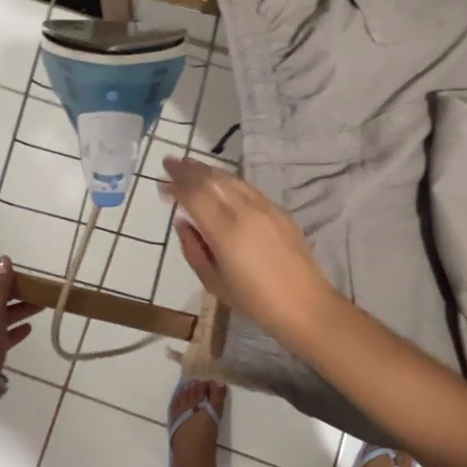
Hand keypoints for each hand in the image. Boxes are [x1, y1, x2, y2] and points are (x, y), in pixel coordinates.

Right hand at [161, 157, 339, 342]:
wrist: (304, 304)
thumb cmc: (254, 300)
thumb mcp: (213, 282)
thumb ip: (193, 249)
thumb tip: (183, 223)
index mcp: (225, 231)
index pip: (194, 196)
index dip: (176, 186)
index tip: (162, 185)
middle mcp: (245, 211)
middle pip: (212, 179)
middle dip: (189, 169)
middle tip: (170, 162)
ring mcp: (266, 207)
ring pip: (232, 179)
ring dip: (209, 170)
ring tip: (191, 166)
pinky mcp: (280, 211)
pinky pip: (248, 187)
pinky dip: (229, 180)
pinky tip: (222, 183)